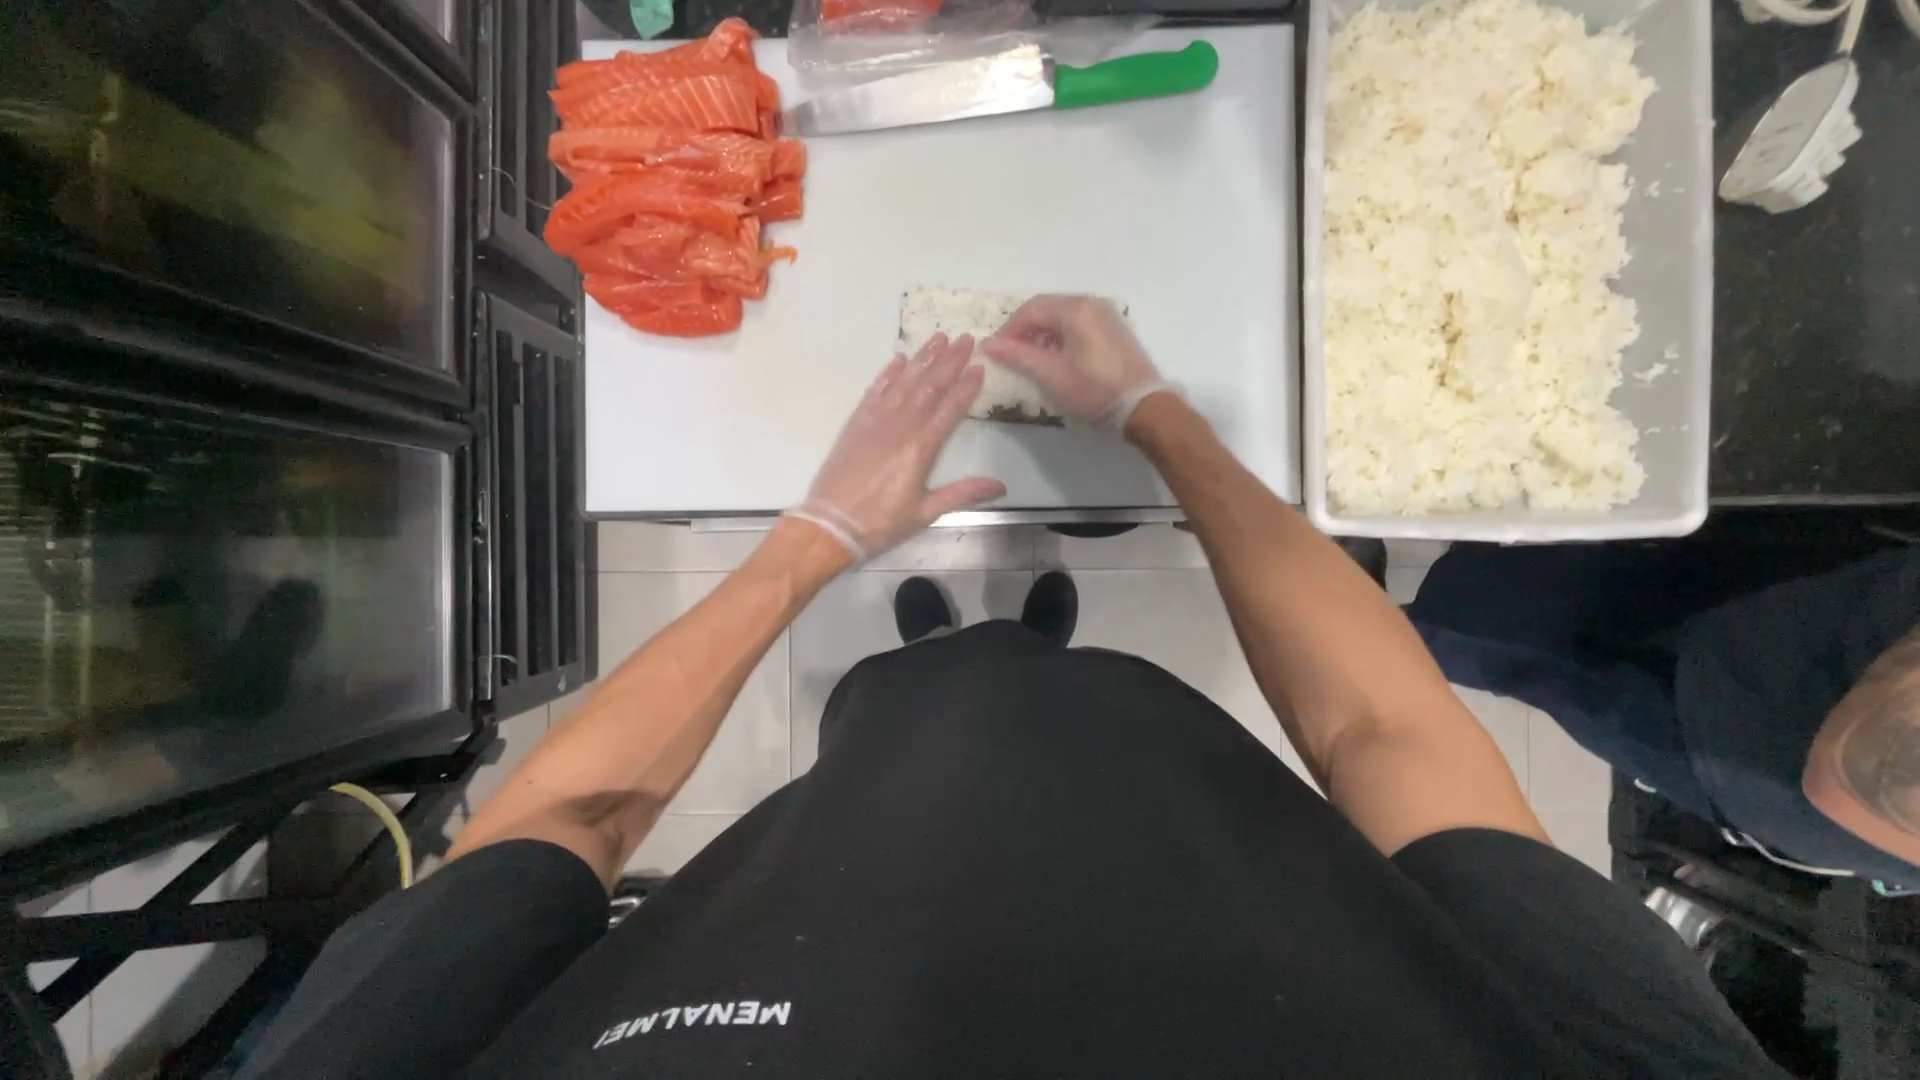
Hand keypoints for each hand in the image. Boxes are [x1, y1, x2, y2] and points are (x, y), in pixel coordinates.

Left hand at [784, 334, 1006, 560]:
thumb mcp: (925, 513)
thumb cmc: (880, 523)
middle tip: (965, 339)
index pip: (948, 410)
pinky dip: (888, 373)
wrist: (830, 524)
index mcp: (919, 449)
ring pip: (903, 383)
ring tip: (939, 338)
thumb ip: (962, 494)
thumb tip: (1000, 486)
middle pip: (928, 388)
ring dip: (923, 359)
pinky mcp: (855, 424)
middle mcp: (899, 428)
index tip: (979, 367)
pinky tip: (900, 359)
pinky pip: (875, 391)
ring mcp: (874, 422)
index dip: (965, 388)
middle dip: (949, 362)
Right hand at [980, 295, 1180, 434]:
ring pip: (1063, 317)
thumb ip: (1018, 356)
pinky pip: (1079, 325)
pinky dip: (1061, 338)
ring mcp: (1106, 316)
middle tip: (1010, 355)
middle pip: (1047, 308)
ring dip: (1042, 334)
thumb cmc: (1094, 391)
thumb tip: (987, 344)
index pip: (1031, 309)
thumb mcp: (1051, 375)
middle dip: (1024, 330)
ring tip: (1030, 360)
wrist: (1144, 408)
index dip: (1009, 329)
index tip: (996, 352)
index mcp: (1075, 310)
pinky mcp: (1114, 331)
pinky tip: (1056, 360)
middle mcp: (1092, 304)